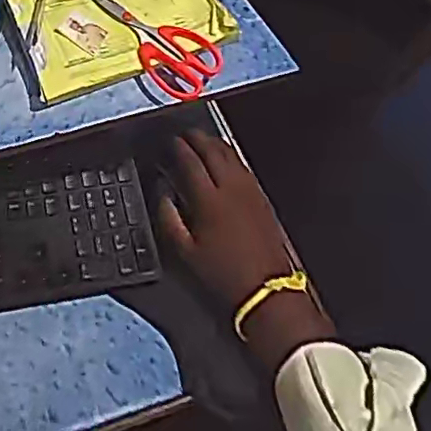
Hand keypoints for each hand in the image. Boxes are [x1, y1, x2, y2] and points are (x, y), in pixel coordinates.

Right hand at [155, 131, 334, 369]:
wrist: (269, 295)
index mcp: (209, 199)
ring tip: (202, 141)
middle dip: (196, 137)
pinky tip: (226, 159)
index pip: (189, 160)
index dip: (176, 146)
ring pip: (231, 155)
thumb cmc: (224, 276)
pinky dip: (231, 156)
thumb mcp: (184, 251)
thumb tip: (161, 191)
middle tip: (183, 134)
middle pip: (212, 150)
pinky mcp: (263, 201)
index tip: (168, 142)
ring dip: (214, 143)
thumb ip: (167, 215)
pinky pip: (244, 167)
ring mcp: (250, 193)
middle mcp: (231, 190)